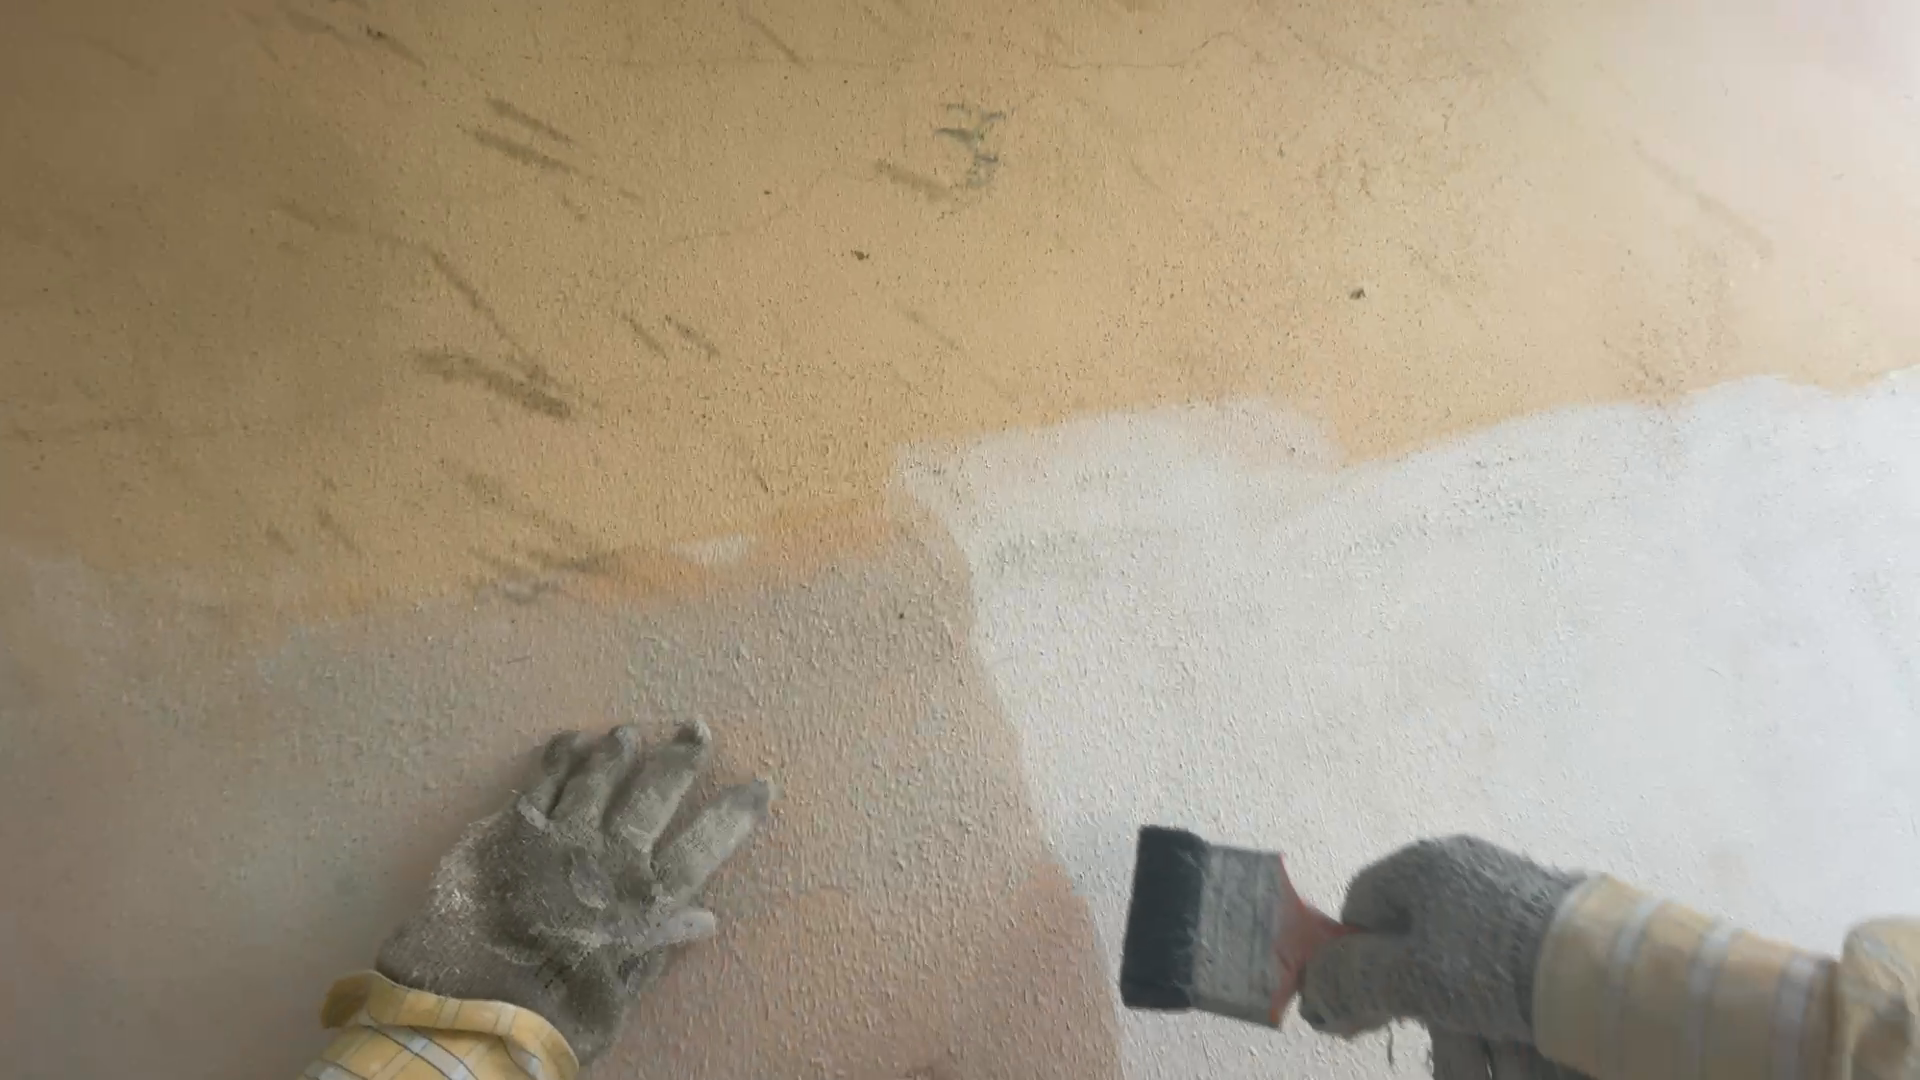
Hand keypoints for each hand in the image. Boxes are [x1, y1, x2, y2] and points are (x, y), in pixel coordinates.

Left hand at [376, 722, 771, 1063]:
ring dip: (616, 753)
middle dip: (681, 758)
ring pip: (597, 779)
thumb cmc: (553, 1019)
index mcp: (643, 899)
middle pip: (655, 794)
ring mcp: (558, 839)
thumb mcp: (621, 994)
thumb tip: (704, 919)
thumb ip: (661, 946)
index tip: (762, 784)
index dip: (736, 813)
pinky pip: (541, 784)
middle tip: (697, 728)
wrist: (461, 1026)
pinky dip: (558, 760)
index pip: (705, 843)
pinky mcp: (510, 835)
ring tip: (627, 732)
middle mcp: (609, 857)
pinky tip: (568, 742)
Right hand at [1299, 836, 1589, 1079]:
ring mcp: (1519, 906)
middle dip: (1438, 1027)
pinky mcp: (1567, 939)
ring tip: (1512, 1077)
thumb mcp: (1414, 978)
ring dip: (1484, 1045)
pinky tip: (1541, 1065)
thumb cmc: (1500, 966)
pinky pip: (1524, 990)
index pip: (1365, 906)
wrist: (1632, 981)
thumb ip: (1354, 981)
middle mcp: (1465, 879)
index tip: (1373, 1013)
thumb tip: (1311, 995)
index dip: (1360, 960)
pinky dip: (1524, 1035)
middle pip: (1425, 957)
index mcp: (1423, 866)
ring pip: (1478, 986)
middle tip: (1460, 1072)